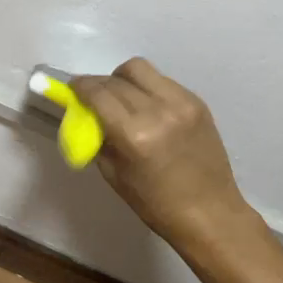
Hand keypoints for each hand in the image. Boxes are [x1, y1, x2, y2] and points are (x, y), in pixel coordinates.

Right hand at [70, 59, 252, 246]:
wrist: (210, 213)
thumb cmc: (156, 204)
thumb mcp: (114, 175)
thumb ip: (98, 138)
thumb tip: (86, 114)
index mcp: (135, 135)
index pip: (98, 94)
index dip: (80, 86)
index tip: (72, 87)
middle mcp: (158, 111)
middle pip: (116, 79)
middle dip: (99, 84)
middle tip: (94, 96)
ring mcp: (182, 103)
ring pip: (141, 69)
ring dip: (123, 78)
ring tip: (121, 96)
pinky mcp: (197, 101)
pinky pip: (162, 81)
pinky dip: (147, 88)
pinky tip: (147, 106)